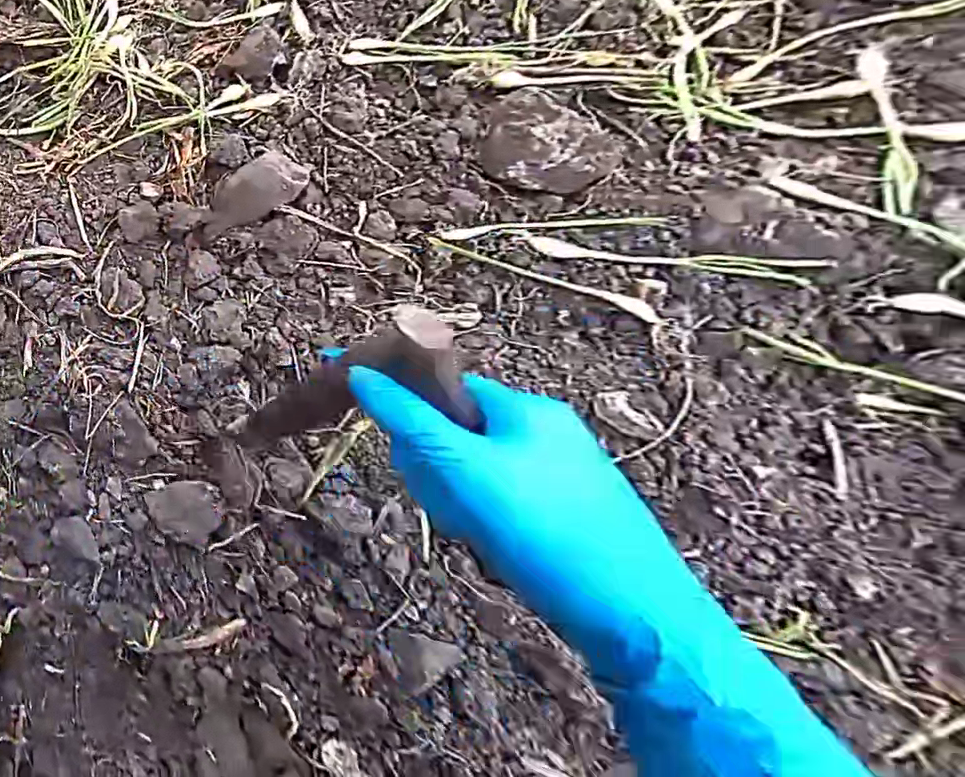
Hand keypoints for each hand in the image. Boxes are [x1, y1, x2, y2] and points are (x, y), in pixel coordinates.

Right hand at [347, 367, 731, 685]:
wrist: (640, 623)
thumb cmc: (543, 529)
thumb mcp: (460, 466)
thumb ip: (405, 416)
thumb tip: (357, 374)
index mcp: (524, 407)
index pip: (442, 385)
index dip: (403, 402)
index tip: (369, 414)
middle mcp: (543, 429)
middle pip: (451, 425)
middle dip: (429, 458)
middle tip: (437, 493)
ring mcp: (557, 469)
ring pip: (468, 462)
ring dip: (449, 488)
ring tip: (464, 521)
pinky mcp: (562, 507)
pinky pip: (493, 490)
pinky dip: (475, 508)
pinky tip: (484, 536)